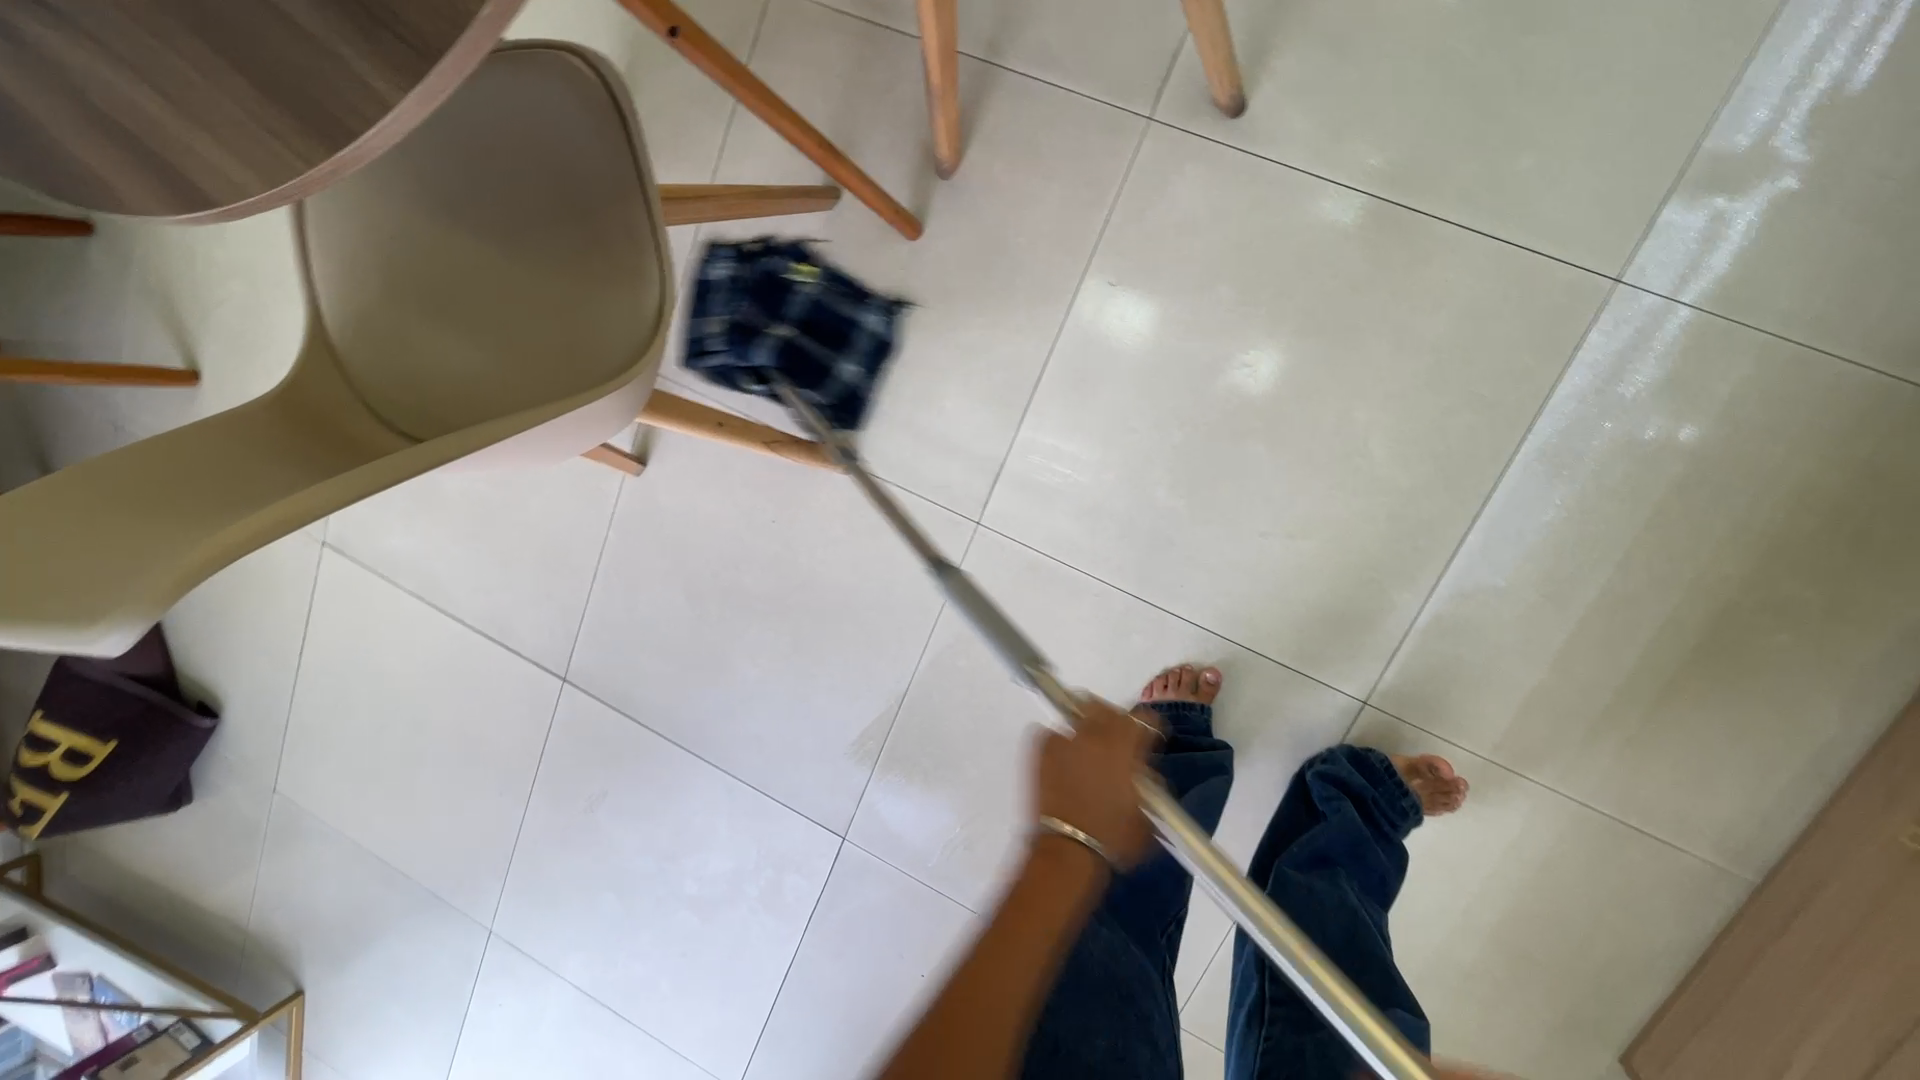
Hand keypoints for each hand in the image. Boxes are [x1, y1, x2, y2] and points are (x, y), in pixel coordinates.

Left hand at [1031, 696, 1159, 870]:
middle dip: (1113, 720)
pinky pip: (1052, 733)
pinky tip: (1062, 759)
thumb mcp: (1147, 814)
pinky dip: (1058, 741)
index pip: (1144, 718)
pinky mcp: (1041, 747)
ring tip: (1085, 749)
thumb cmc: (1113, 837)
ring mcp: (1066, 738)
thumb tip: (1144, 774)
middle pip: (1107, 708)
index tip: (1145, 741)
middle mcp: (1097, 735)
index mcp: (1127, 747)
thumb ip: (1149, 784)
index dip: (1146, 728)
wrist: (1068, 849)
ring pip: (1079, 715)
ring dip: (1085, 728)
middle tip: (1113, 740)